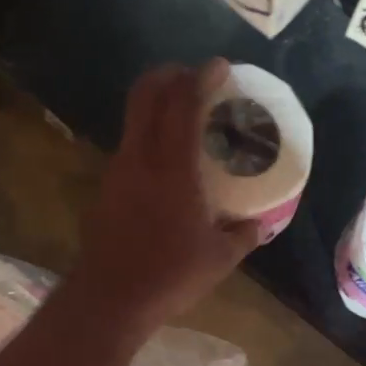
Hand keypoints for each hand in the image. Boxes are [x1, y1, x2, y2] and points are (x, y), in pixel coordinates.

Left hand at [75, 59, 261, 322]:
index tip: (220, 68)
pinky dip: (149, 139)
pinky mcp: (107, 189)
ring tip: (182, 120)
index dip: (201, 78)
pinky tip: (165, 163)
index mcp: (174, 168)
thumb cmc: (171, 276)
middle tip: (194, 78)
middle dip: (170, 75)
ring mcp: (118, 171)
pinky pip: (131, 148)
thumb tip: (258, 224)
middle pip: (147, 93)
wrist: (112, 298)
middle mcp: (142, 157)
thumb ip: (243, 236)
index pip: (184, 104)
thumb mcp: (220, 259)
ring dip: (157, 107)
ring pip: (135, 119)